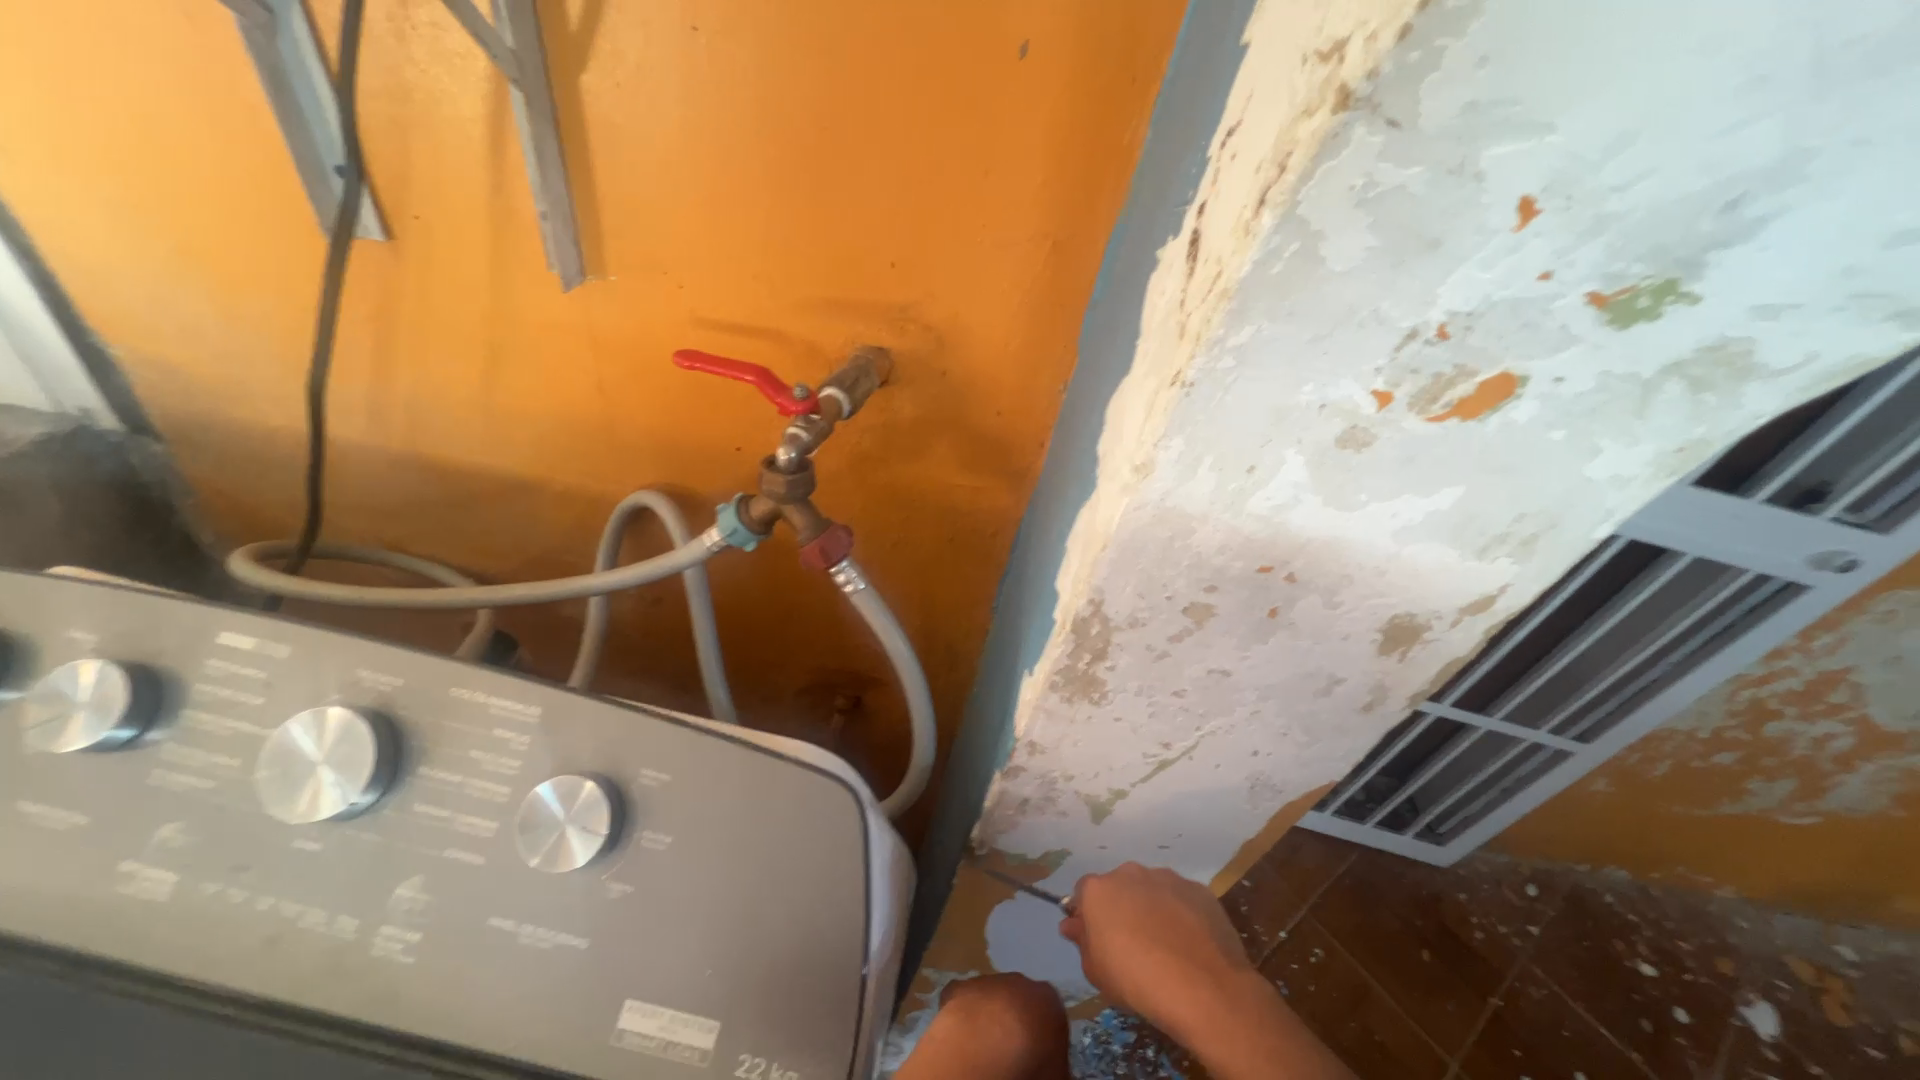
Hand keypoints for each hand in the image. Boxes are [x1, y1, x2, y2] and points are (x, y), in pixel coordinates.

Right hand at [1057, 862, 1254, 1038]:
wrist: (1203, 988)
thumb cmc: (1136, 980)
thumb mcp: (1096, 971)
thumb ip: (1081, 941)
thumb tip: (1071, 924)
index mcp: (1098, 889)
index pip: (1083, 893)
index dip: (1088, 915)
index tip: (1097, 939)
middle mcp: (1131, 873)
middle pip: (1119, 886)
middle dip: (1121, 907)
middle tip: (1131, 943)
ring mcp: (1168, 878)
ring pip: (1152, 889)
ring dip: (1152, 907)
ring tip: (1165, 944)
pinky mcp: (1199, 890)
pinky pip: (1181, 899)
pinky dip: (1181, 914)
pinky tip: (1189, 943)